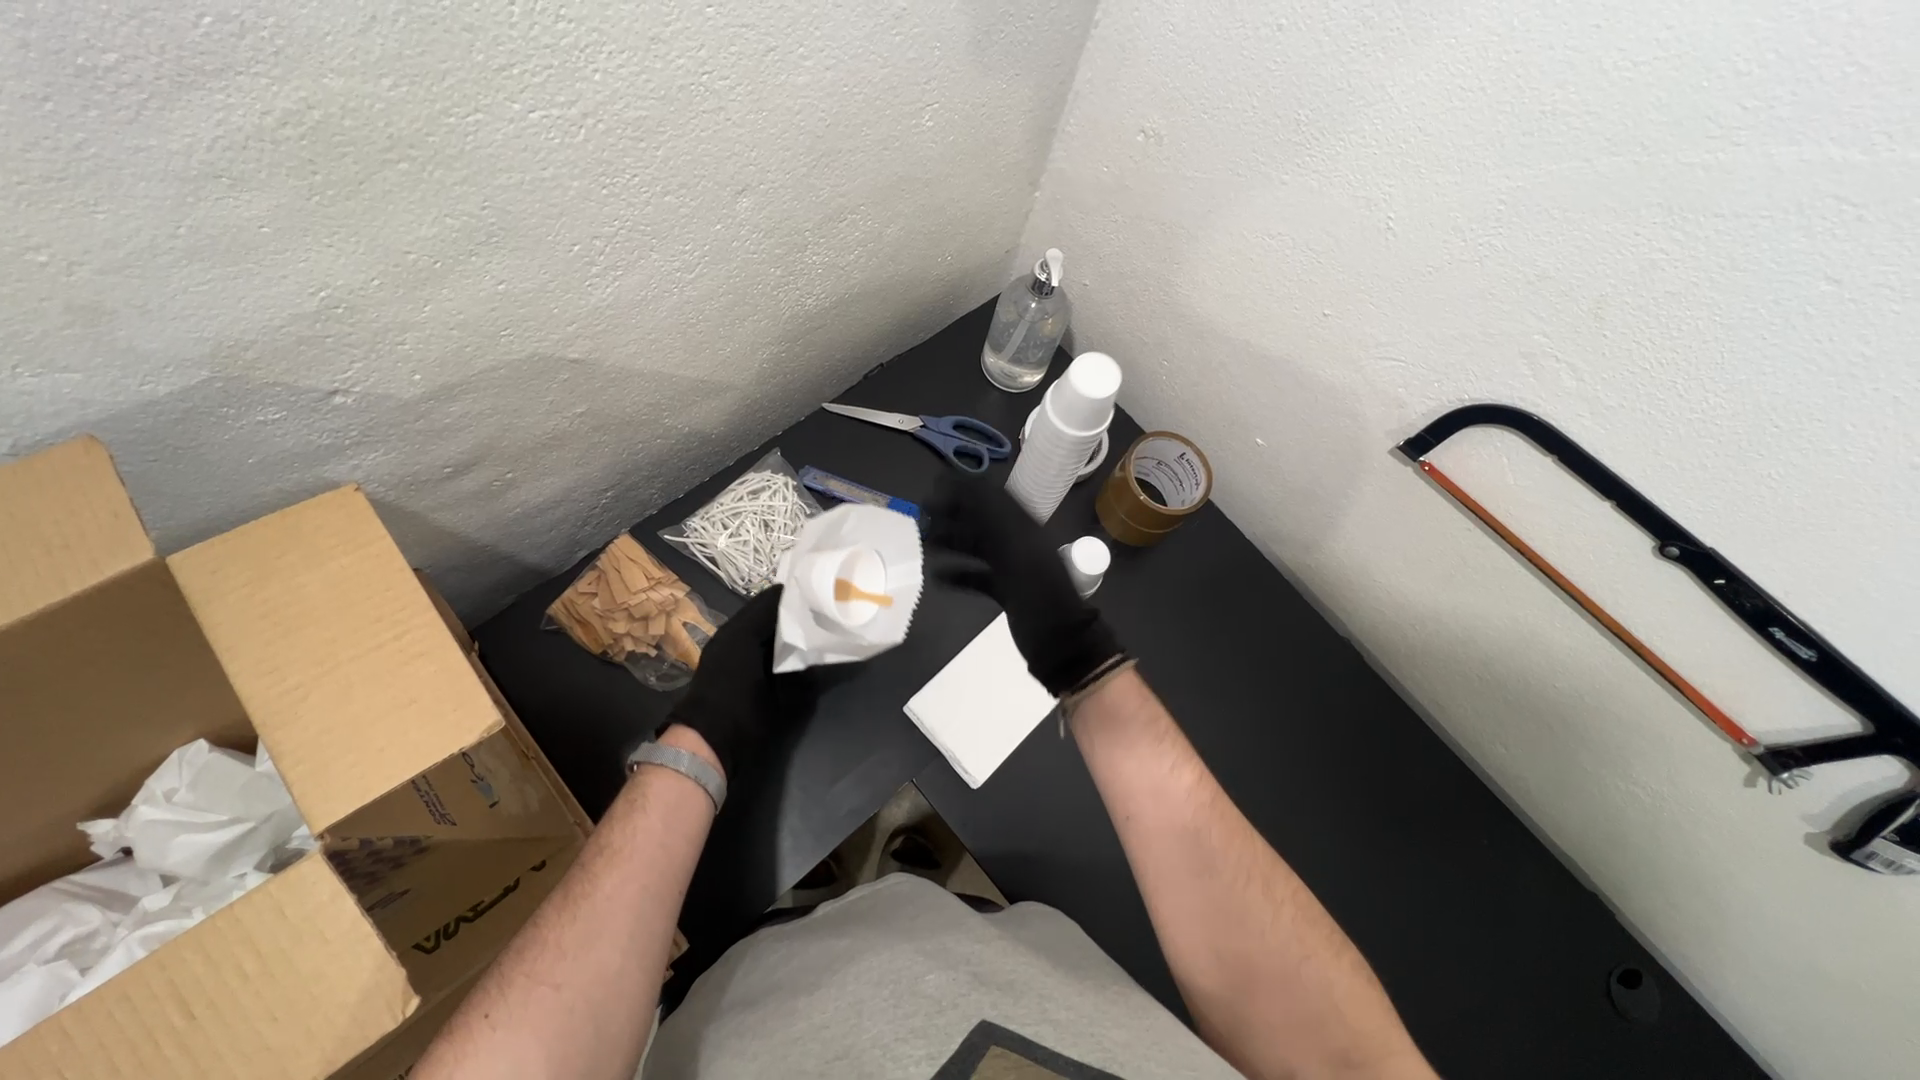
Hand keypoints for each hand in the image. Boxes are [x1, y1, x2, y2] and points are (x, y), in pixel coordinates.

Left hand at [661, 585, 811, 781]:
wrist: (703, 747)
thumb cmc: (743, 717)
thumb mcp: (783, 696)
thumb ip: (804, 674)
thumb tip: (819, 658)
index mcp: (744, 631)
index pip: (776, 598)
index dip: (800, 598)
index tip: (823, 602)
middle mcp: (731, 632)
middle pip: (766, 609)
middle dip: (792, 613)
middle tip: (821, 619)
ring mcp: (723, 646)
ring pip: (757, 625)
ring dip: (780, 628)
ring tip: (809, 634)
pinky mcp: (720, 661)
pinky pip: (750, 640)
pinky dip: (768, 642)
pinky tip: (788, 654)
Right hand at [926, 476, 1125, 696]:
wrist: (1061, 645)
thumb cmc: (1042, 599)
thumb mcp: (1019, 556)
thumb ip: (995, 523)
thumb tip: (969, 490)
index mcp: (1026, 530)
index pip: (993, 499)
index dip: (965, 490)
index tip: (935, 486)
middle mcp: (1020, 543)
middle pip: (983, 521)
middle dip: (953, 514)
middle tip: (922, 514)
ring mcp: (1014, 568)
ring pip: (979, 547)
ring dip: (953, 541)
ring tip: (925, 541)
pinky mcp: (1008, 592)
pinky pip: (980, 576)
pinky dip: (960, 574)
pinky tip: (938, 576)